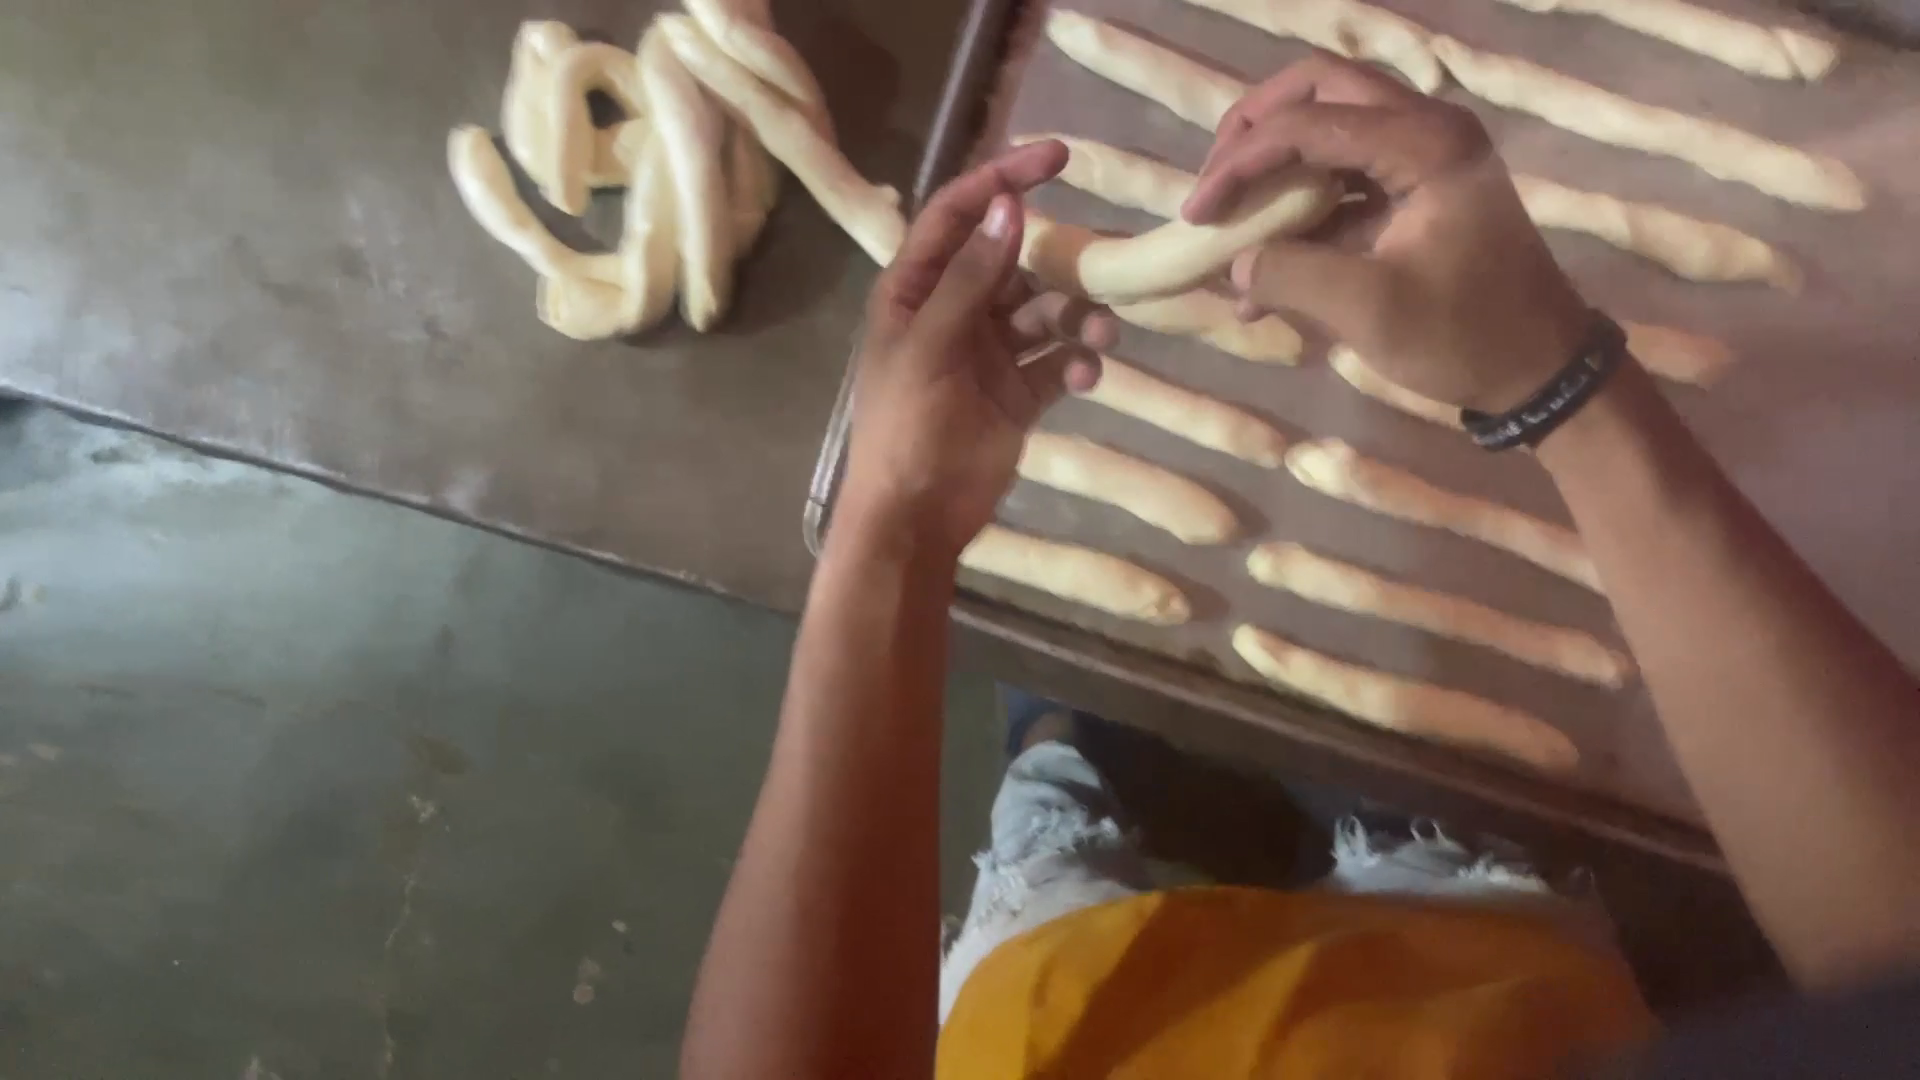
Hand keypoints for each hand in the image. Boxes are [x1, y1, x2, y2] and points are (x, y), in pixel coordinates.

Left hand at [838, 141, 1112, 558]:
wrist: (916, 514)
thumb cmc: (908, 427)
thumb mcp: (930, 346)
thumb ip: (970, 280)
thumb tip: (1009, 208)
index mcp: (916, 291)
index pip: (958, 216)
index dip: (1001, 181)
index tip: (1059, 159)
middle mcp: (955, 313)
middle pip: (1013, 262)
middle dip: (1059, 259)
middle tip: (1109, 258)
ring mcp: (989, 355)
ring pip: (1043, 313)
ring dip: (1075, 315)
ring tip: (1101, 330)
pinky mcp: (1018, 394)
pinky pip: (1055, 363)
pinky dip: (1075, 362)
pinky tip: (1086, 374)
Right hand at [1184, 53, 1589, 411]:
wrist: (1530, 366)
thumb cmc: (1461, 334)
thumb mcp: (1369, 310)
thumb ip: (1292, 276)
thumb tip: (1236, 262)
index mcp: (1424, 143)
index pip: (1309, 123)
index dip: (1240, 162)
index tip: (1195, 214)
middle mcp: (1424, 130)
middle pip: (1321, 91)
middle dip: (1253, 131)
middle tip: (1211, 180)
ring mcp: (1417, 160)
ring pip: (1327, 127)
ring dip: (1270, 165)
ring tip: (1227, 213)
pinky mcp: (1407, 194)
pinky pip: (1336, 182)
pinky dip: (1292, 212)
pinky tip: (1260, 266)